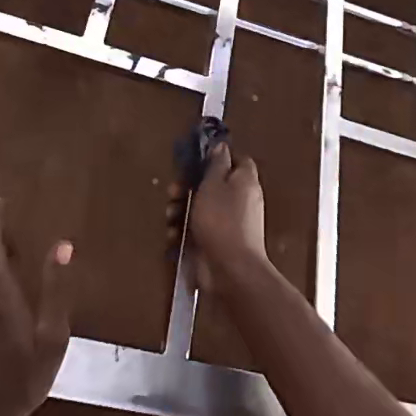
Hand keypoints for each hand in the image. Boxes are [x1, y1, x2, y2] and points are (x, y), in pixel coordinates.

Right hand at [170, 144, 267, 293]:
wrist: (230, 269)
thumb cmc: (221, 220)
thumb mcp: (214, 185)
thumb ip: (216, 164)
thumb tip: (221, 146)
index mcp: (245, 181)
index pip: (237, 160)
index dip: (217, 158)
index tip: (196, 160)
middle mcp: (240, 200)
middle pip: (212, 184)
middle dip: (188, 187)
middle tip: (173, 192)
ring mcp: (228, 223)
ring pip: (201, 208)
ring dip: (181, 210)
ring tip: (170, 217)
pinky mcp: (217, 242)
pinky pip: (198, 229)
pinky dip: (185, 231)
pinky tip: (173, 236)